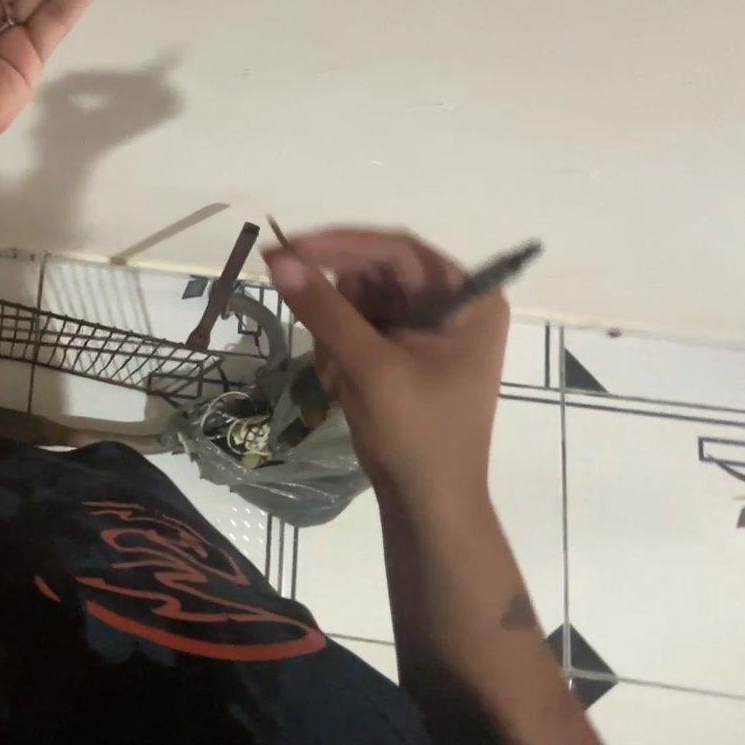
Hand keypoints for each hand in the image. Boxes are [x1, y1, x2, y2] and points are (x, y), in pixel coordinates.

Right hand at [263, 228, 508, 512]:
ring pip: (360, 298)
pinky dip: (338, 344)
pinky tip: (340, 379)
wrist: (427, 500)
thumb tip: (277, 260)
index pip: (397, 250)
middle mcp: (452, 305)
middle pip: (376, 272)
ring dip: (334, 326)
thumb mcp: (367, 365)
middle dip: (336, 297)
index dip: (340, 244)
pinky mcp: (403, 350)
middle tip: (292, 303)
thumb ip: (323, 308)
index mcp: (468, 300)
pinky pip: (357, 324)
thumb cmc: (415, 431)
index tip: (288, 248)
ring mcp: (427, 328)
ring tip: (335, 370)